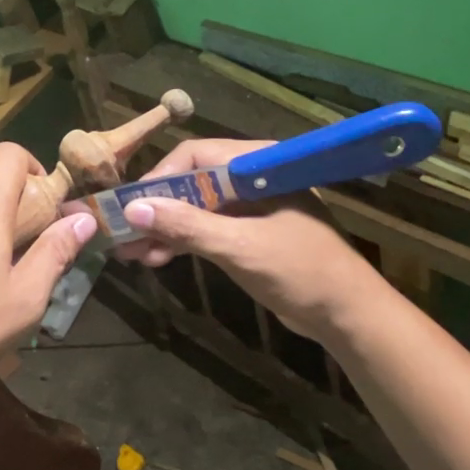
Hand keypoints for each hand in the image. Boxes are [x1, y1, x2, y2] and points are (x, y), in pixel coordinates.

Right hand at [113, 138, 385, 344]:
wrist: (347, 315)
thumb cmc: (300, 271)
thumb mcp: (239, 247)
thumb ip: (188, 225)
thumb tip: (134, 209)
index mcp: (258, 166)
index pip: (195, 155)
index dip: (160, 178)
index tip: (132, 207)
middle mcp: (252, 177)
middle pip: (191, 181)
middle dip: (157, 208)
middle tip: (122, 234)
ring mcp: (250, 206)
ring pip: (195, 207)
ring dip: (165, 228)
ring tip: (131, 254)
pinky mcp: (249, 232)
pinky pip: (206, 228)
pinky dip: (183, 241)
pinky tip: (157, 259)